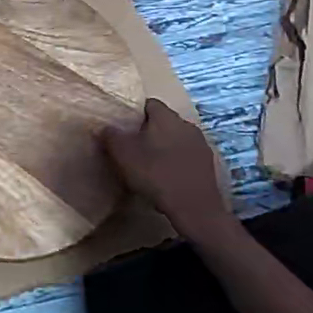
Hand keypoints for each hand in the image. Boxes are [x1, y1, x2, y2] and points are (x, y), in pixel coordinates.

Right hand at [99, 99, 230, 237]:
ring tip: (150, 166)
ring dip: (165, 148)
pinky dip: (177, 163)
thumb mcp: (122, 154)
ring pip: (177, 139)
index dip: (135, 114)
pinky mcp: (209, 164)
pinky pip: (187, 157)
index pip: (149, 104)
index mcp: (166, 116)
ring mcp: (201, 144)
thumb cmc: (155, 174)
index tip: (125, 129)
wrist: (194, 207)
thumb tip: (103, 127)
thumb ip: (110, 136)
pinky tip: (168, 179)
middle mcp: (186, 124)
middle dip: (150, 132)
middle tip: (134, 148)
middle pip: (164, 122)